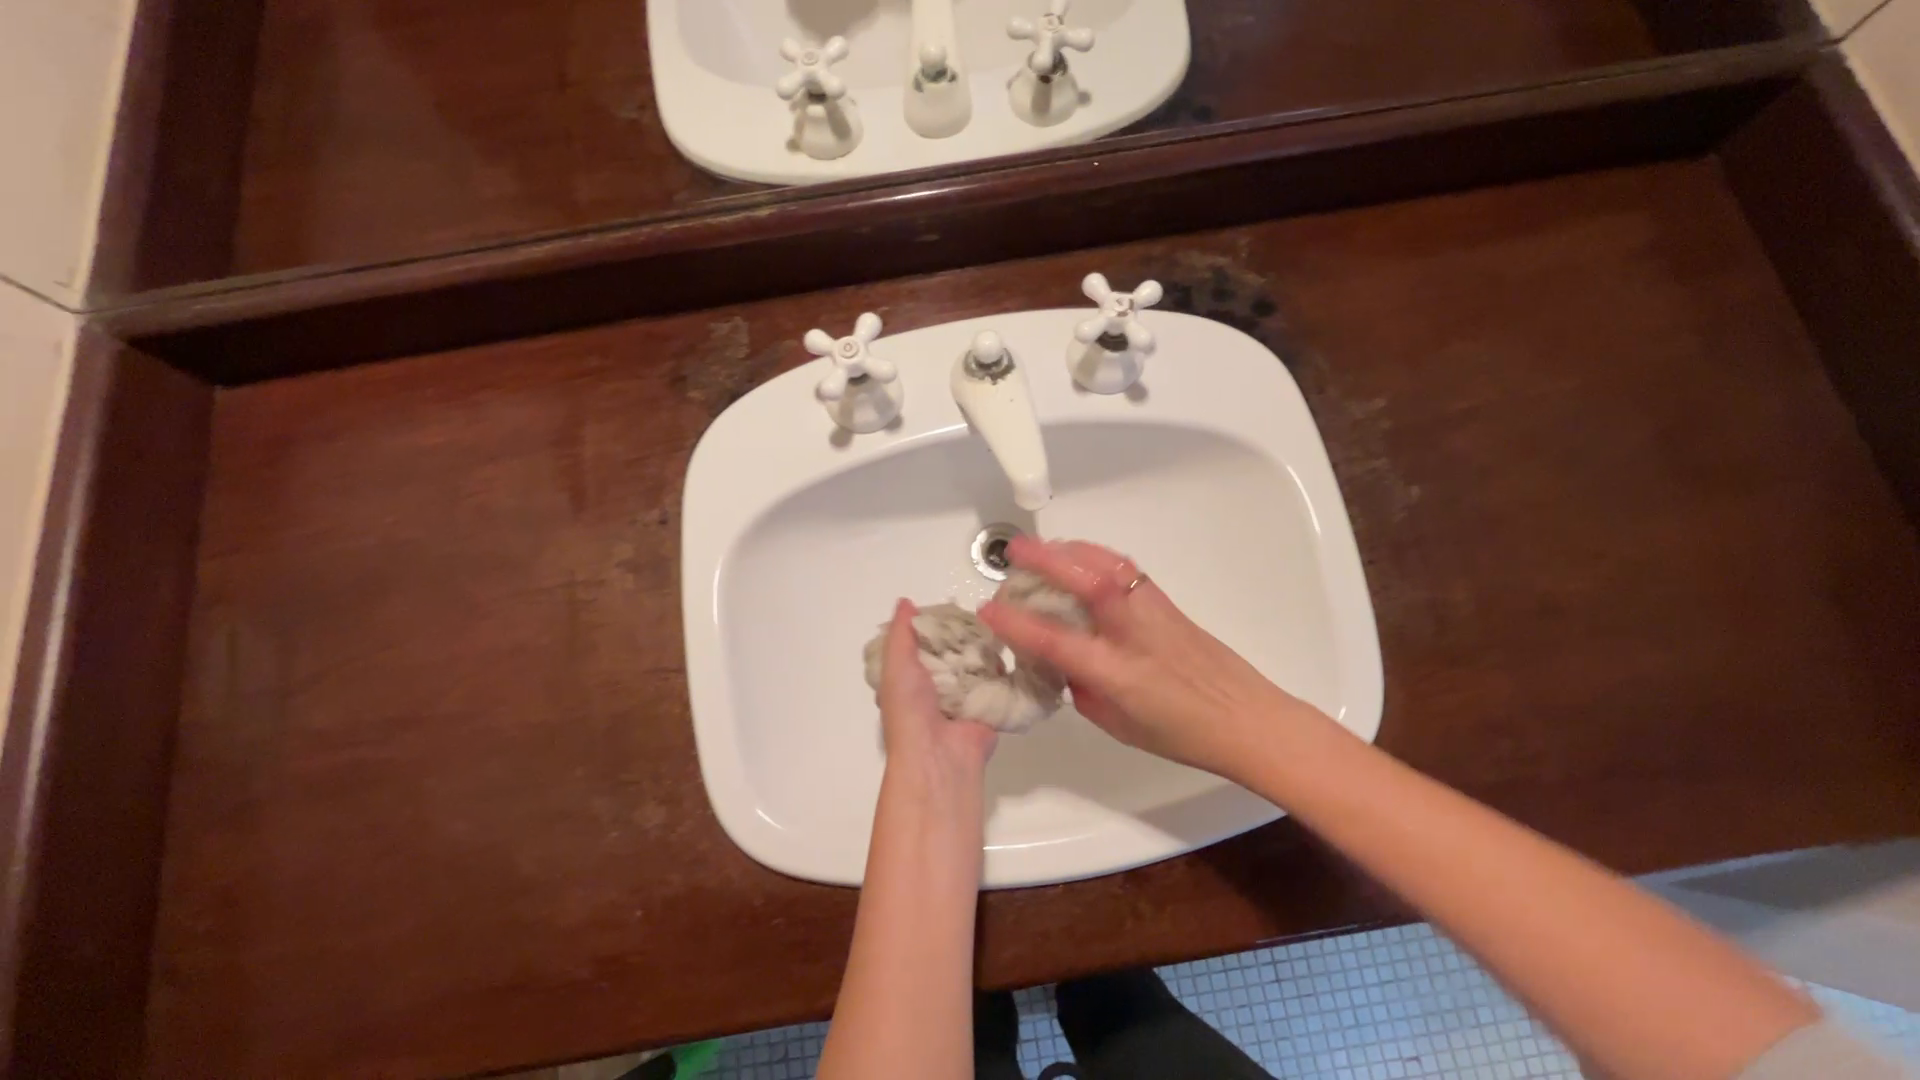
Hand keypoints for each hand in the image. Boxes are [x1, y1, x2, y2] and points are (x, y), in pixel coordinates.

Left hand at [877, 600, 997, 776]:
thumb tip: (905, 601)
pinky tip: (1014, 649)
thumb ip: (900, 634)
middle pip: (953, 652)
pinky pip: (998, 683)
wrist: (939, 755)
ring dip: (986, 650)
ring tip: (1001, 626)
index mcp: (910, 679)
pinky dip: (1004, 670)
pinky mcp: (988, 708)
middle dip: (965, 636)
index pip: (923, 644)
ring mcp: (964, 699)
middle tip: (983, 614)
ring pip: (977, 665)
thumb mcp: (896, 665)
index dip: (935, 625)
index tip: (952, 605)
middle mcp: (936, 688)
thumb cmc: (911, 709)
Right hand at [979, 538, 1326, 780]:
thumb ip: (1083, 688)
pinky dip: (1095, 557)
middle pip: (1089, 582)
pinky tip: (1081, 560)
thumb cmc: (1181, 734)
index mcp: (1119, 674)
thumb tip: (1061, 662)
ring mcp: (1155, 612)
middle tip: (1014, 551)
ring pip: (1110, 566)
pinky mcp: (1167, 602)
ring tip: (1042, 549)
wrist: (1246, 719)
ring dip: (1070, 551)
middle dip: (1046, 561)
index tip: (987, 610)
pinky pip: (1124, 570)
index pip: (1057, 642)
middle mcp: (1135, 635)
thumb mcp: (1118, 724)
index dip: (1017, 624)